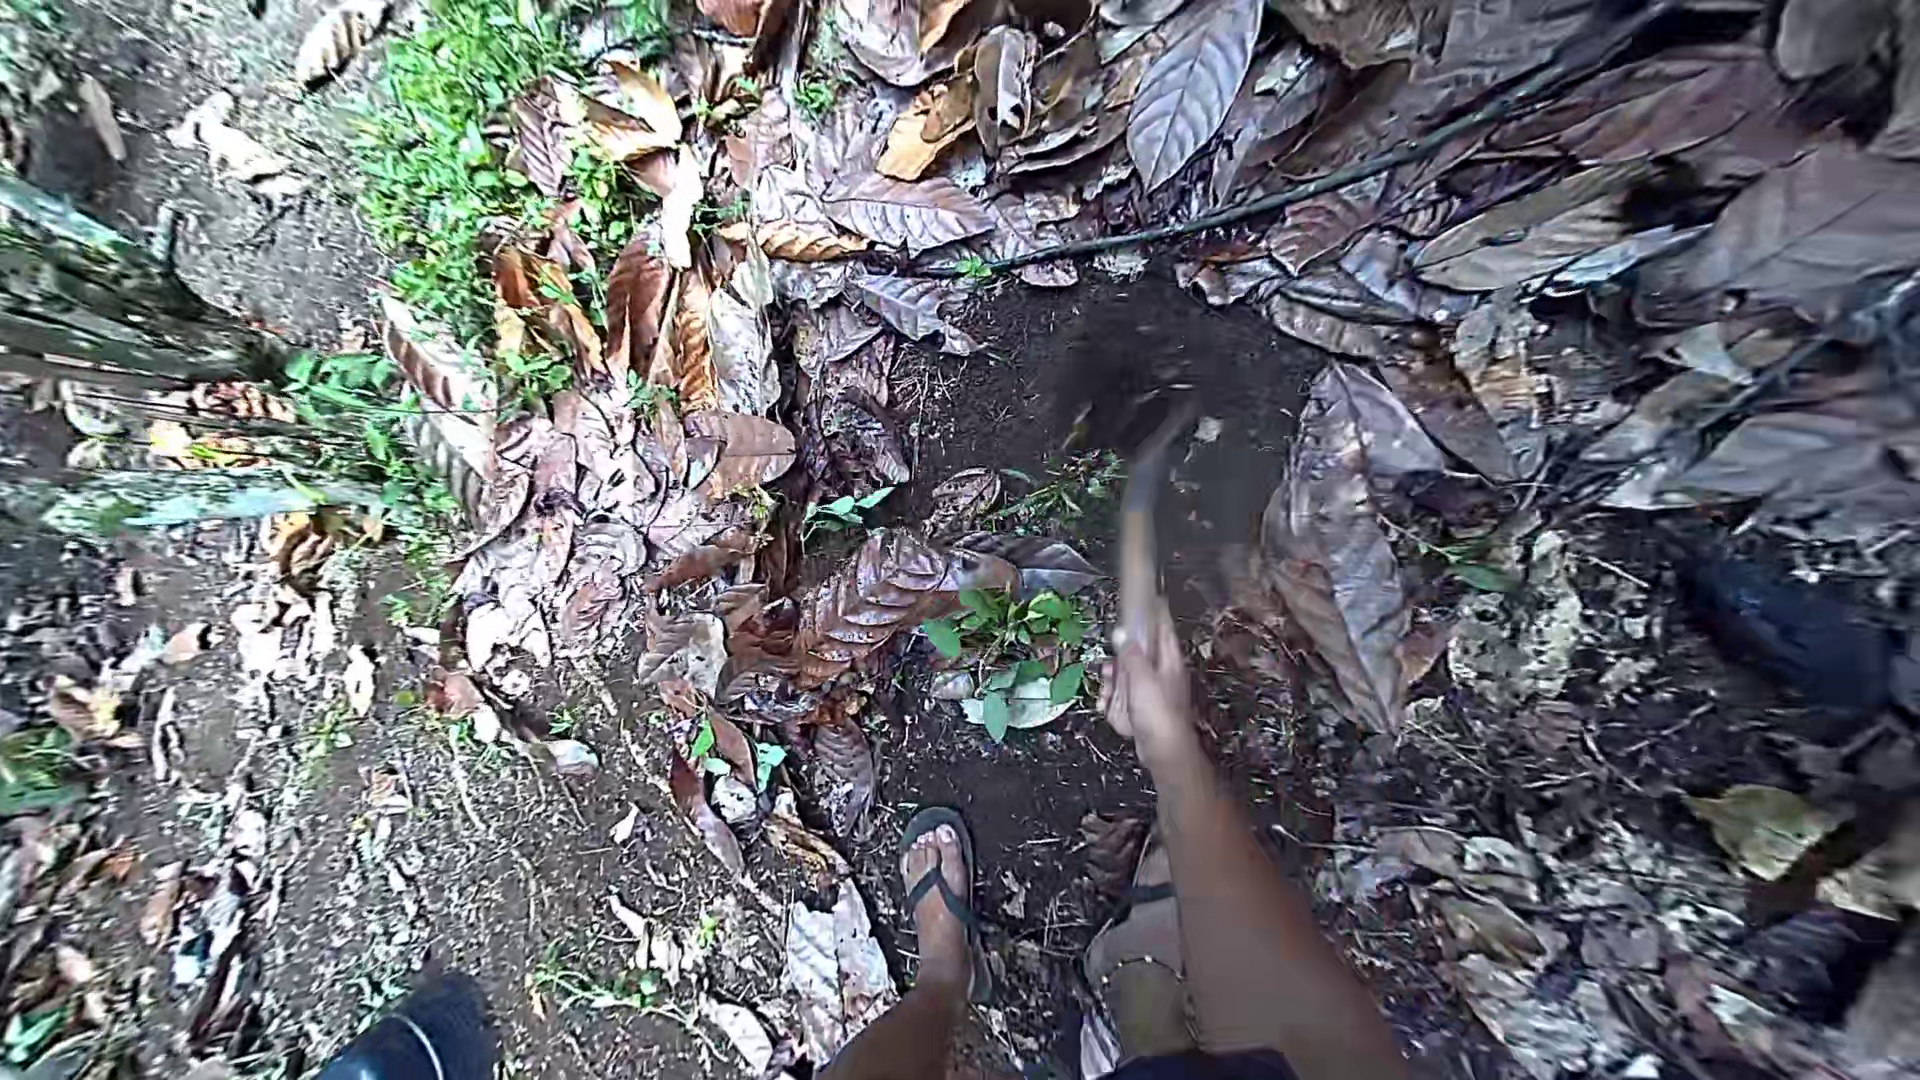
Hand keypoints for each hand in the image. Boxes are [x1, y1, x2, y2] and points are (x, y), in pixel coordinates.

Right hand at [1100, 596, 1193, 757]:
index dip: (1156, 613)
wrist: (1162, 751)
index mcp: (1168, 661)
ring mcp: (1151, 690)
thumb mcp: (1141, 678)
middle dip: (1120, 658)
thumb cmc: (1157, 712)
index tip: (1150, 597)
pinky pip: (1121, 696)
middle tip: (1111, 667)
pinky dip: (1112, 699)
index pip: (1163, 628)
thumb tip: (1121, 631)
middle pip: (1137, 652)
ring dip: (1112, 681)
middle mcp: (1161, 672)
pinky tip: (1109, 706)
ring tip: (1108, 690)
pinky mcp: (1141, 707)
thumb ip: (1130, 654)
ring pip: (1125, 674)